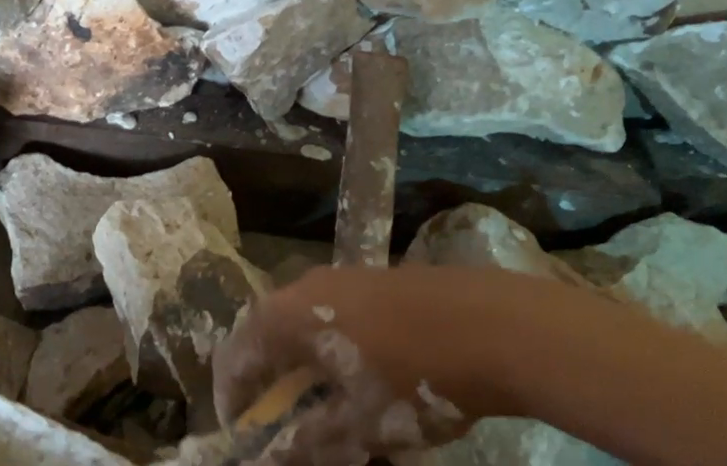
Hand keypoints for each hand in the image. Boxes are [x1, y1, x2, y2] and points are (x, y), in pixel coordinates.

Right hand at [212, 266, 537, 464]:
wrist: (496, 325)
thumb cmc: (417, 378)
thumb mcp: (362, 425)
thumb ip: (311, 443)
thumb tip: (271, 460)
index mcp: (285, 316)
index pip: (235, 356)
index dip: (231, 399)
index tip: (238, 435)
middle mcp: (302, 288)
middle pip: (265, 335)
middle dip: (266, 381)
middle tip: (276, 423)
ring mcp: (340, 279)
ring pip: (301, 325)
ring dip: (300, 366)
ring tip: (319, 406)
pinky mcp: (373, 281)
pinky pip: (332, 317)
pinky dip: (330, 350)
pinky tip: (359, 378)